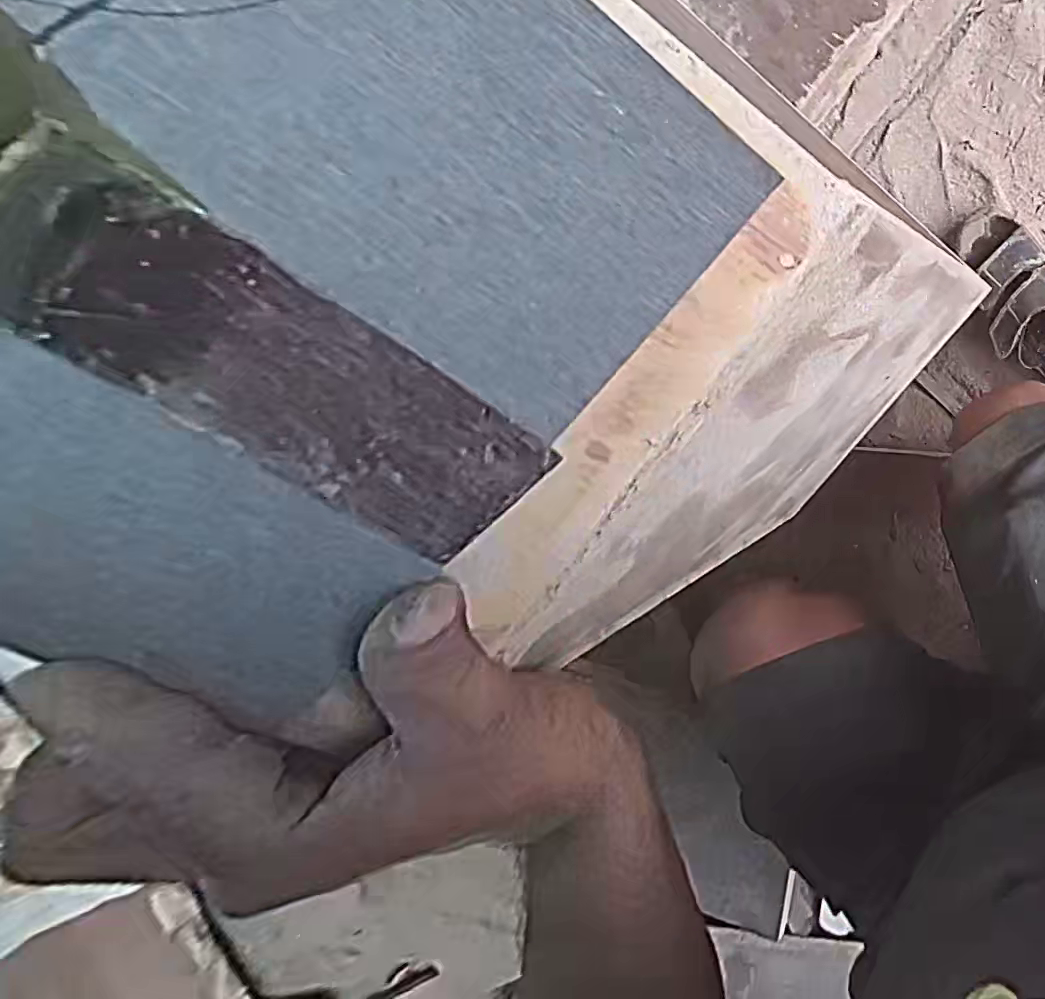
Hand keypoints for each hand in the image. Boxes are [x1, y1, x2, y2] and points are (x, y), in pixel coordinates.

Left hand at [1, 580, 645, 914]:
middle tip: (147, 657)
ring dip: (121, 729)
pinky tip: (250, 647)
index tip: (73, 661)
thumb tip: (413, 603)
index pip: (157, 788)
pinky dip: (180, 709)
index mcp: (284, 841)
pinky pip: (182, 755)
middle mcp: (250, 838)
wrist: (571, 770)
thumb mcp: (493, 716)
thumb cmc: (535, 756)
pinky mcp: (293, 777)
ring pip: (113, 794)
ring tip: (194, 648)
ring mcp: (266, 810)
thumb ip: (440, 669)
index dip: (115, 725)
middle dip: (84, 748)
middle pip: (80, 822)